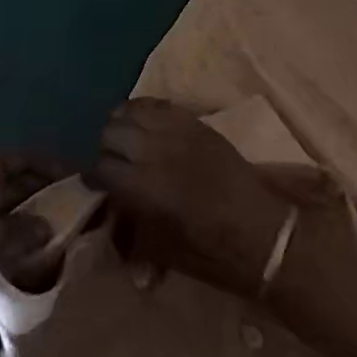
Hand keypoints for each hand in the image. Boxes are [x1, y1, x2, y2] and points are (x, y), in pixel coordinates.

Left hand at [0, 154, 61, 278]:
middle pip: (16, 179)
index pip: (25, 158)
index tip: (73, 178)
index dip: (50, 166)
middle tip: (70, 207)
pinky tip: (28, 245)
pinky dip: (11, 229)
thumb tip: (48, 228)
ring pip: (6, 202)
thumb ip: (24, 230)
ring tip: (55, 228)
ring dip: (27, 213)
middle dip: (41, 192)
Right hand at [90, 98, 291, 294]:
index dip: (92, 174)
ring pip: (130, 111)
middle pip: (109, 132)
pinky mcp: (193, 122)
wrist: (264, 234)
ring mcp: (174, 131)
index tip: (93, 182)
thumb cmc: (211, 252)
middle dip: (103, 146)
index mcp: (143, 186)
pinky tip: (143, 122)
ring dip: (120, 124)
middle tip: (108, 160)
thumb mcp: (161, 251)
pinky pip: (156, 104)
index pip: (100, 165)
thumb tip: (107, 218)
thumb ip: (128, 230)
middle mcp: (153, 150)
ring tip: (122, 138)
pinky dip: (143, 110)